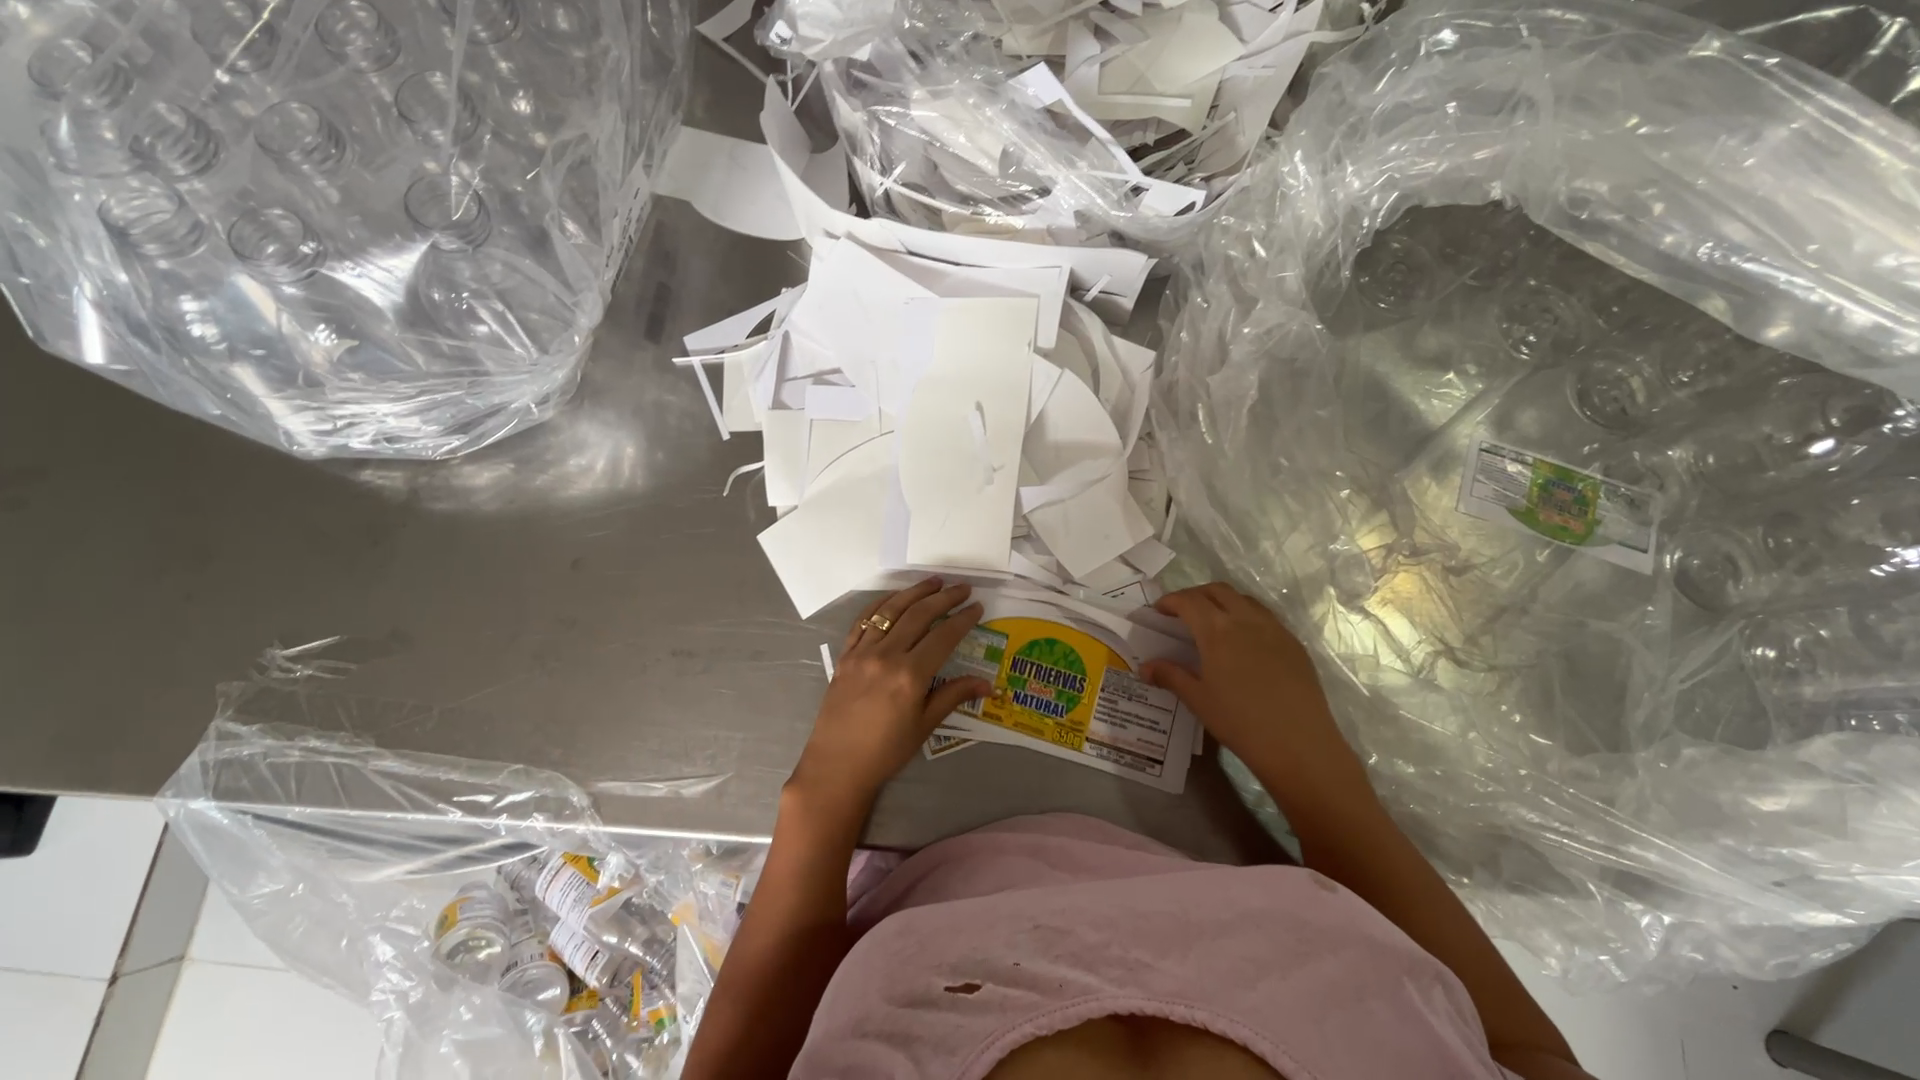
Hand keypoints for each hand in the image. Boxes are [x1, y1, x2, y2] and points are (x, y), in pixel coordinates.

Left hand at [788, 579, 990, 814]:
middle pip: (919, 615)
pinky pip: (864, 621)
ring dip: (914, 593)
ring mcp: (862, 653)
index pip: (943, 636)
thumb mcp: (924, 725)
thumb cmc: (886, 751)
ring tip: (934, 582)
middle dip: (944, 598)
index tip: (977, 608)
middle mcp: (886, 656)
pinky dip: (882, 604)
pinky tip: (895, 598)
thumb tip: (987, 684)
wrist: (837, 765)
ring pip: (891, 611)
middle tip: (963, 588)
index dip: (963, 619)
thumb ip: (953, 696)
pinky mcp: (845, 656)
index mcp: (910, 676)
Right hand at [1140, 583, 1358, 784]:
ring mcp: (1274, 629)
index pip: (1189, 601)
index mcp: (1217, 631)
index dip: (1170, 601)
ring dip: (1223, 601)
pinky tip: (1244, 641)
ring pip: (1244, 599)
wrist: (1298, 742)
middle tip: (1183, 612)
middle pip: (1217, 591)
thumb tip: (1145, 667)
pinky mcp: (1293, 642)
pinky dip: (1247, 616)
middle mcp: (1246, 620)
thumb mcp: (1198, 700)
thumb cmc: (1240, 721)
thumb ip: (1171, 676)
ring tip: (1213, 621)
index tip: (1158, 610)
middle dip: (1196, 595)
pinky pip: (1266, 616)